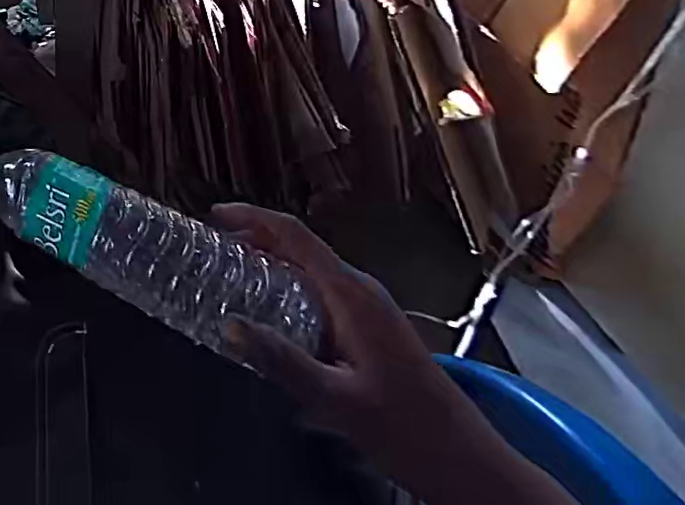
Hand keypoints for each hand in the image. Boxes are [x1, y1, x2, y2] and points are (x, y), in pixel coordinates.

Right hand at [211, 204, 574, 504]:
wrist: (472, 470)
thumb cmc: (412, 433)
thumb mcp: (339, 401)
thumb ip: (283, 362)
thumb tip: (230, 327)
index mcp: (352, 294)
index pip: (295, 234)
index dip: (252, 217)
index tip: (214, 216)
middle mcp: (359, 290)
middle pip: (297, 245)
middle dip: (251, 237)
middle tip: (211, 249)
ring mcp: (366, 306)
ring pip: (306, 267)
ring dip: (266, 261)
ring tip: (228, 274)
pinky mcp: (368, 326)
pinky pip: (316, 289)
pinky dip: (283, 283)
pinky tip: (266, 309)